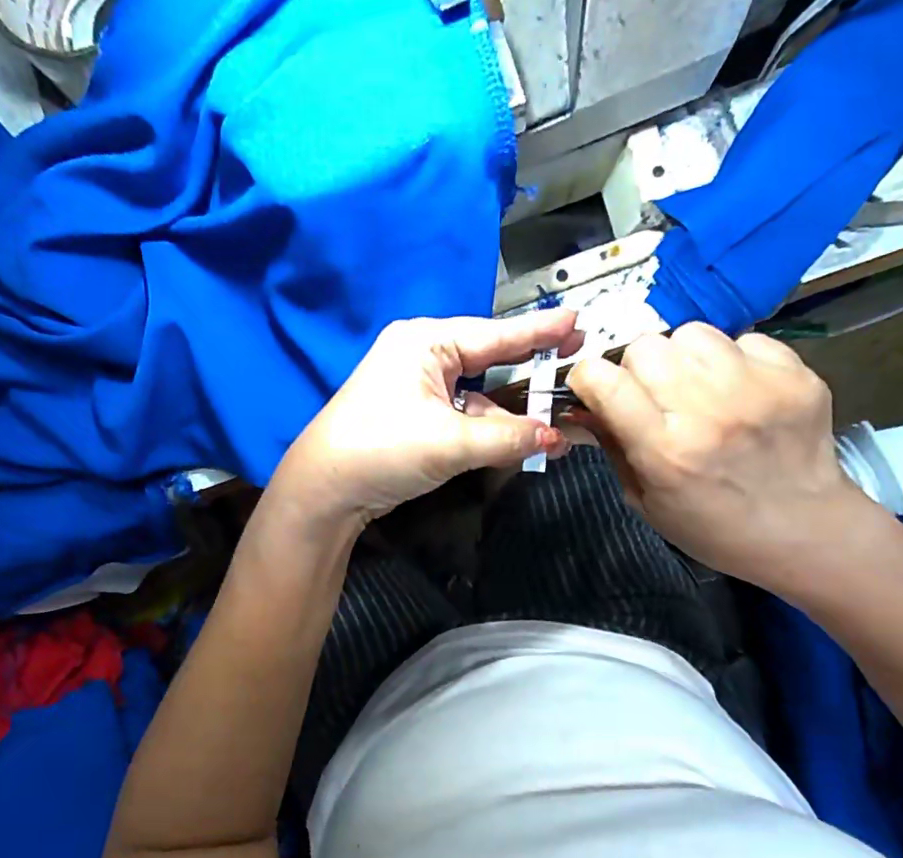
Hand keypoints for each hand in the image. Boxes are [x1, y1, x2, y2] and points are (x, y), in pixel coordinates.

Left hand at [271, 311, 581, 525]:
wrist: (325, 490)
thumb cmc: (382, 450)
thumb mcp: (451, 443)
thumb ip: (508, 439)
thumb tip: (555, 438)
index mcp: (425, 343)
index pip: (495, 334)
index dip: (539, 331)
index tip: (576, 322)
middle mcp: (422, 356)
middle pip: (489, 361)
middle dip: (529, 371)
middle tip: (574, 360)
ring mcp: (417, 388)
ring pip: (478, 396)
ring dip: (510, 415)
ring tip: (555, 423)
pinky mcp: (416, 417)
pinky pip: (463, 416)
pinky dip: (489, 430)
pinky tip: (519, 441)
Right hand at [566, 322, 874, 585]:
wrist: (802, 531)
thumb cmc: (713, 528)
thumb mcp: (646, 501)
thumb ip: (613, 447)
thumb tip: (582, 407)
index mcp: (665, 450)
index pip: (605, 380)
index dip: (589, 378)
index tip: (595, 388)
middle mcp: (708, 411)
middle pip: (645, 347)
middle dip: (637, 369)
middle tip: (653, 396)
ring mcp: (755, 387)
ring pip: (691, 334)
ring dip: (683, 358)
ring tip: (697, 388)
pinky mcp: (793, 374)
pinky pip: (742, 339)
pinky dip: (731, 361)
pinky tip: (738, 392)